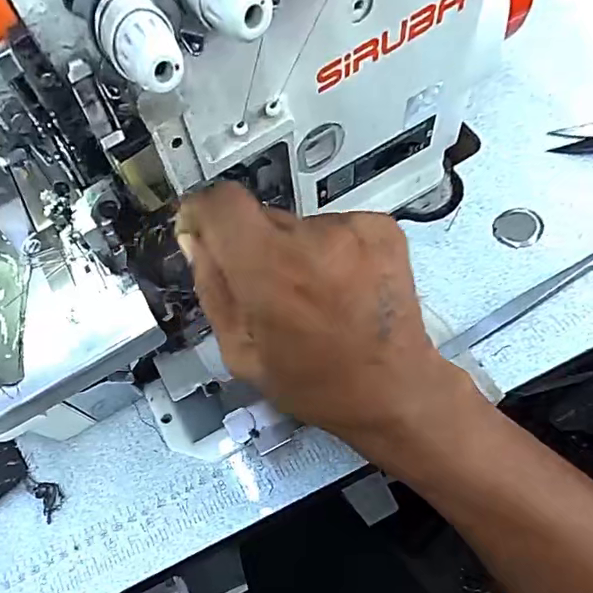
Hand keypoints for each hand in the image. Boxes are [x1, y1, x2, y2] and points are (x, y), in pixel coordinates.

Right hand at [175, 182, 483, 453]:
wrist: (395, 390)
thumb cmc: (319, 385)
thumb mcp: (244, 356)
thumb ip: (213, 291)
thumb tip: (197, 243)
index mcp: (270, 270)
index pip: (221, 203)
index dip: (206, 215)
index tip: (206, 232)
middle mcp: (312, 238)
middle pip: (261, 216)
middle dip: (258, 249)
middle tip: (278, 295)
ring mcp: (353, 230)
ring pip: (301, 226)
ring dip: (300, 254)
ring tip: (320, 301)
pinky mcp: (383, 229)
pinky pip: (338, 228)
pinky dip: (335, 253)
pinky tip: (345, 291)